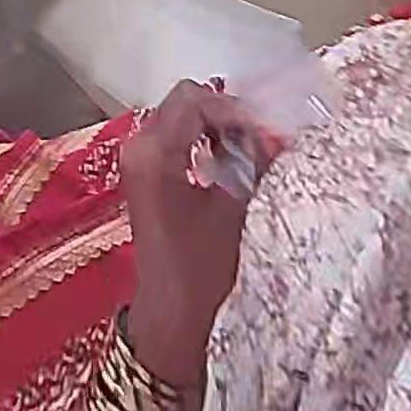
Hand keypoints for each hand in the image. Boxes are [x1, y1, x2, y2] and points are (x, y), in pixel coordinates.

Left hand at [121, 81, 279, 390]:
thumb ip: (251, 160)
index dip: (232, 110)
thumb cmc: (199, 268)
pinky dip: (200, 133)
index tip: (261, 129)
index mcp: (155, 154)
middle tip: (254, 136)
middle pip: (185, 99)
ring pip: (180, 110)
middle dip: (223, 112)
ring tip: (243, 147)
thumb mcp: (232, 209)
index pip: (195, 102)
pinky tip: (223, 155)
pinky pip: (174, 129)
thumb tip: (274, 130)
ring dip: (213, 122)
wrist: (169, 311)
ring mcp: (137, 154)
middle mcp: (138, 145)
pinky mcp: (143, 165)